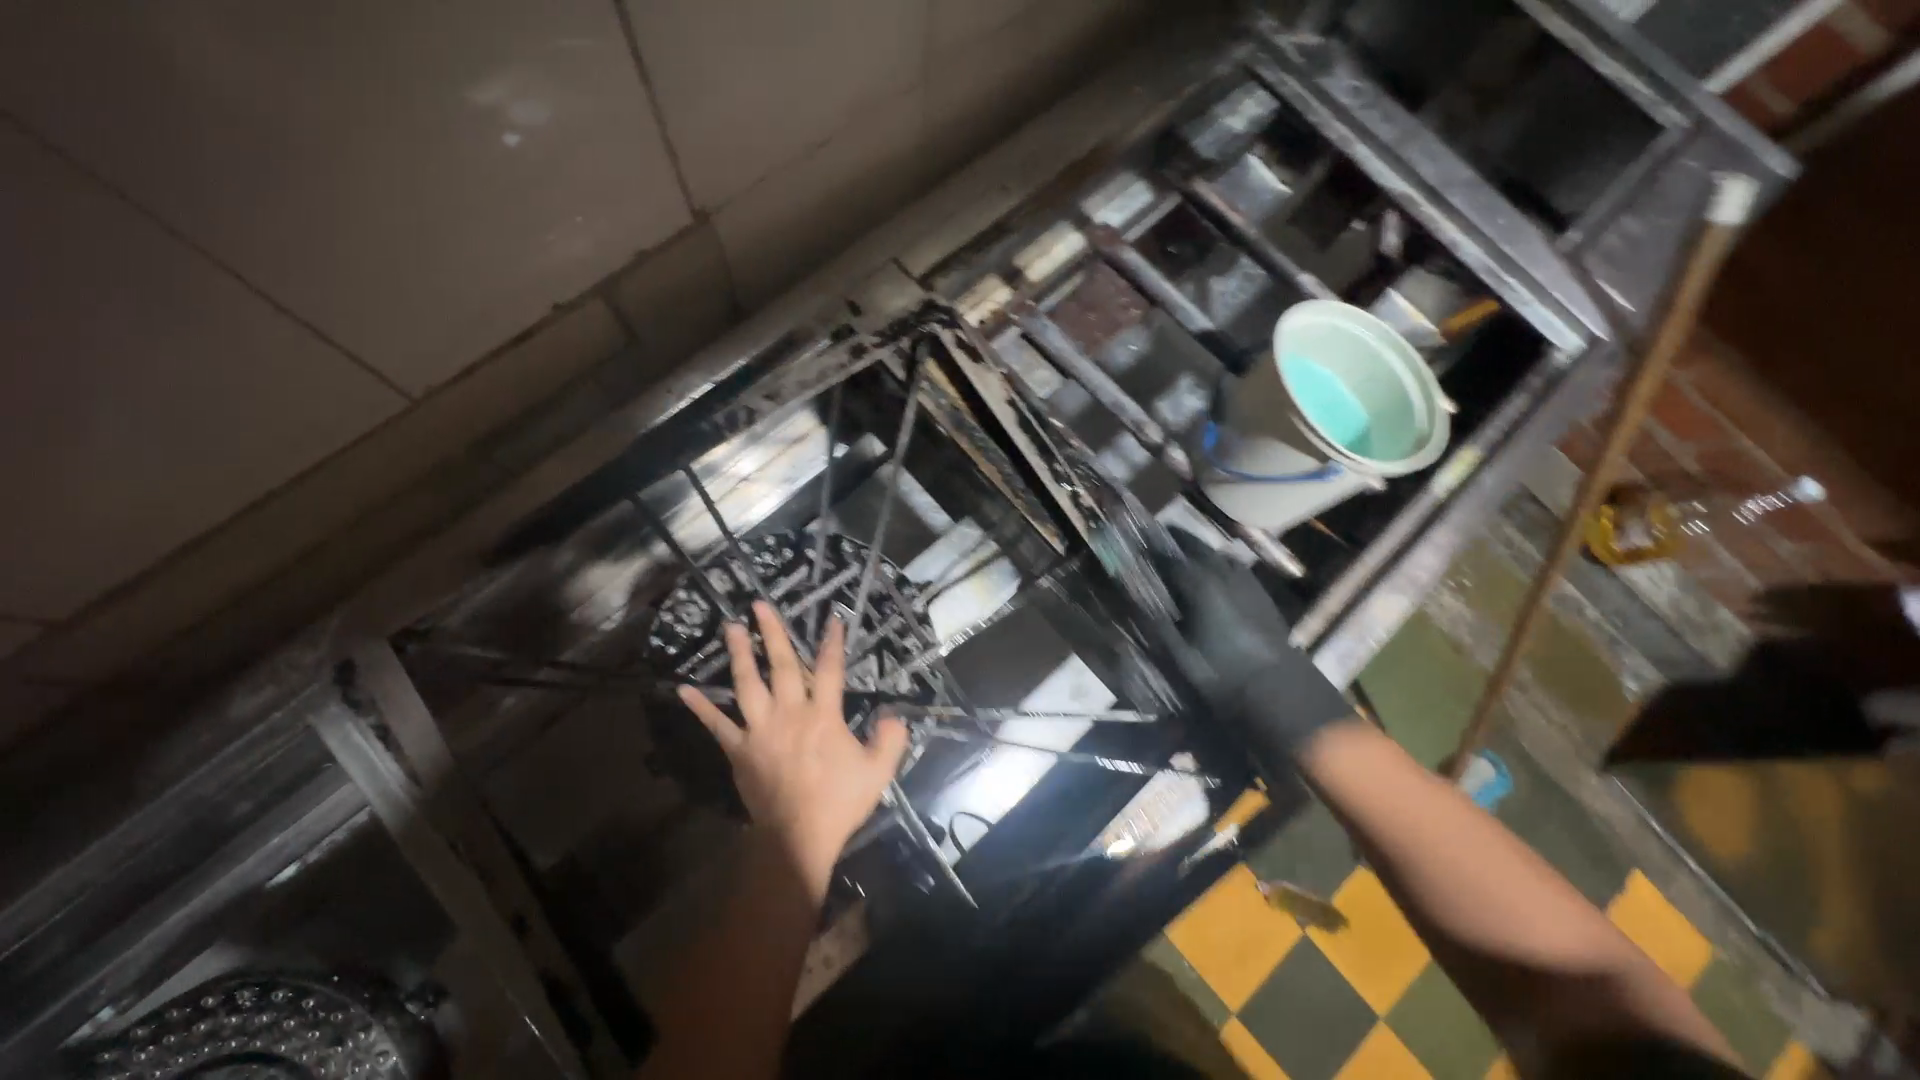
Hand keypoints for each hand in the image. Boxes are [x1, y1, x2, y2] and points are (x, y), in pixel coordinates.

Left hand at [679, 601, 908, 890]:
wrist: (798, 836)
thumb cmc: (839, 803)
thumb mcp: (878, 772)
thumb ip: (889, 740)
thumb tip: (894, 715)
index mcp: (823, 716)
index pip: (829, 670)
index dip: (832, 643)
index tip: (832, 619)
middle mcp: (789, 713)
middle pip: (780, 665)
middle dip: (771, 632)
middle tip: (759, 605)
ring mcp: (760, 730)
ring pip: (746, 684)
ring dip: (738, 654)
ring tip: (729, 628)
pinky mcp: (739, 749)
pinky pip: (716, 725)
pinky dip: (700, 707)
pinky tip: (684, 690)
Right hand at [1151, 529, 1353, 770]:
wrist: (1279, 688)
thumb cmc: (1223, 674)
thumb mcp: (1180, 655)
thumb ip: (1155, 625)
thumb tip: (1132, 602)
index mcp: (1200, 585)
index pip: (1168, 557)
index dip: (1150, 551)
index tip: (1135, 545)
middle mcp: (1223, 573)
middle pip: (1196, 547)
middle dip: (1176, 540)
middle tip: (1159, 538)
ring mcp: (1246, 581)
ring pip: (1218, 554)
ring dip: (1200, 550)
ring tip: (1185, 554)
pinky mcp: (1261, 593)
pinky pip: (1236, 567)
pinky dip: (1220, 563)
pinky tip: (1216, 574)